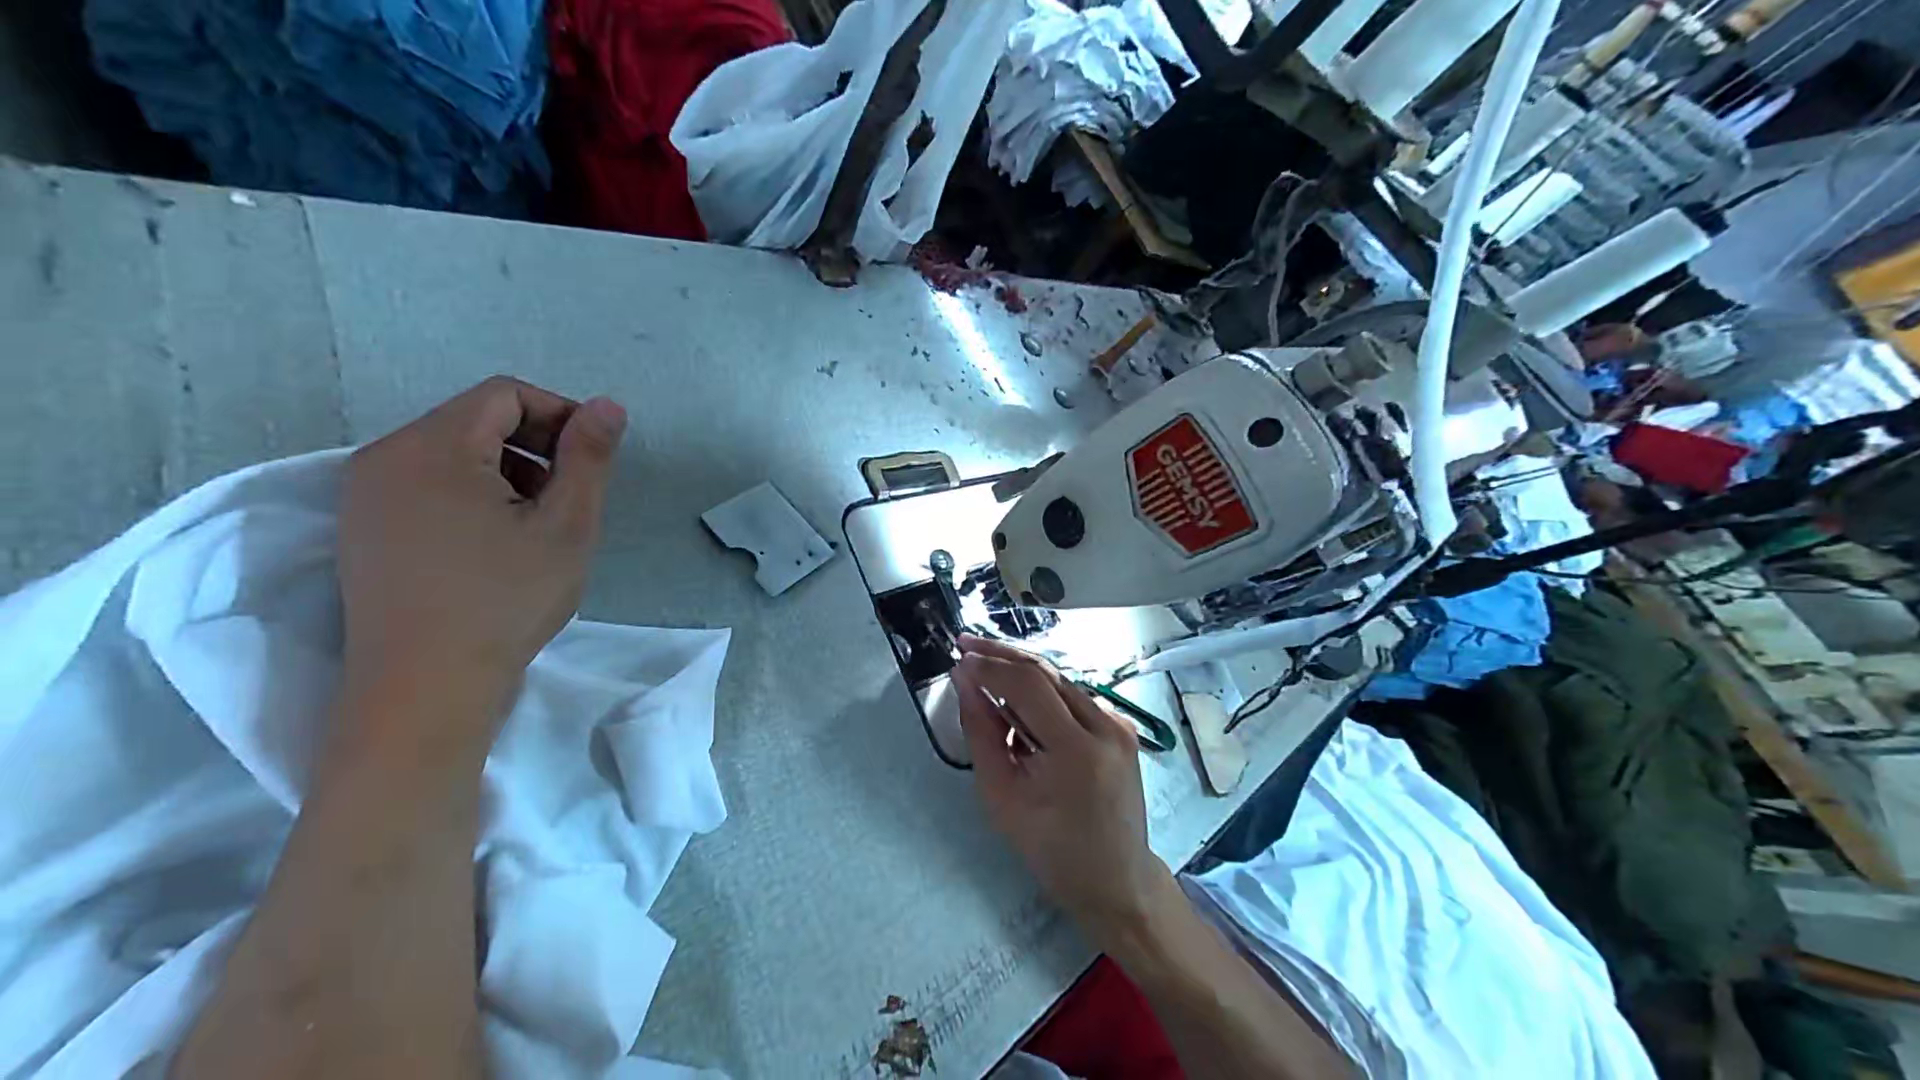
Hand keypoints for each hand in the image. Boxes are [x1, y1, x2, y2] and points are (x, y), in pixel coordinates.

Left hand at [337, 376, 625, 746]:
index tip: (591, 461)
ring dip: (507, 472)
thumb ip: (588, 458)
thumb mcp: (566, 526)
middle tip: (569, 499)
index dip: (560, 415)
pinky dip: (472, 494)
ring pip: (452, 452)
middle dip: (535, 447)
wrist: (424, 688)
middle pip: (475, 419)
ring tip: (536, 527)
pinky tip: (495, 544)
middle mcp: (385, 456)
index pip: (505, 394)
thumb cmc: (505, 601)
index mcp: (433, 447)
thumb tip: (608, 406)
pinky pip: (426, 484)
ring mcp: (365, 494)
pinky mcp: (362, 528)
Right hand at [952, 636, 1173, 935]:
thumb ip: (981, 733)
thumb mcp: (1002, 797)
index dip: (990, 665)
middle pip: (1047, 672)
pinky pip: (1073, 697)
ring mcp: (1118, 724)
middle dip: (1002, 655)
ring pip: (1060, 680)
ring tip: (983, 668)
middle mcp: (1106, 725)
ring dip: (1020, 672)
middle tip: (965, 643)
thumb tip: (965, 681)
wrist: (1116, 878)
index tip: (958, 657)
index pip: (1027, 684)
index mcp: (1077, 749)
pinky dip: (1042, 692)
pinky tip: (1018, 699)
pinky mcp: (1121, 727)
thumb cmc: (1052, 849)